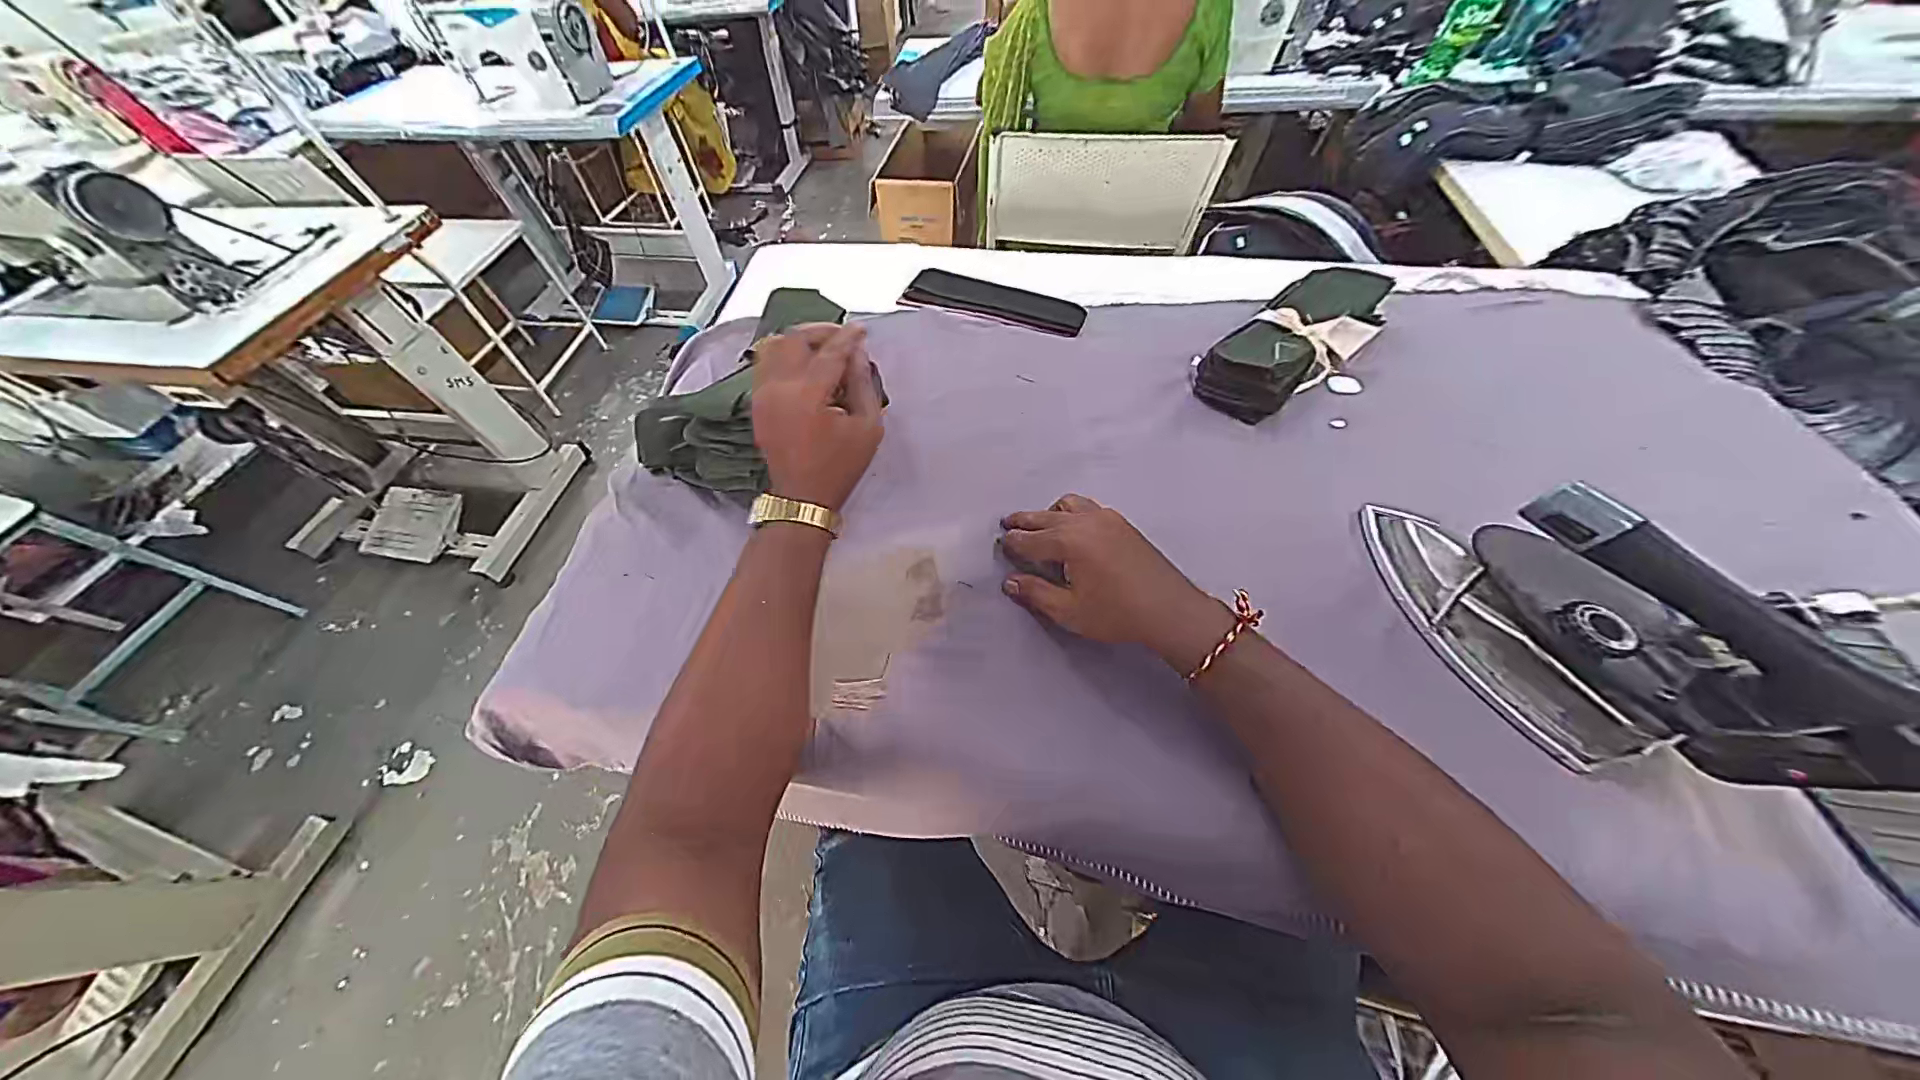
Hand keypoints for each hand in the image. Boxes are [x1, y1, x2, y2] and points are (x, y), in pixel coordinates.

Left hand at [751, 323, 883, 510]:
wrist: (802, 497)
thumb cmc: (839, 466)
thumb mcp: (867, 427)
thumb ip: (863, 384)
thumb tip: (857, 354)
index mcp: (807, 394)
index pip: (829, 352)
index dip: (848, 338)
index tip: (861, 331)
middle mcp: (779, 388)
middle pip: (795, 339)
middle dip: (821, 332)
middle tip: (842, 338)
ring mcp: (763, 394)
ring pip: (775, 346)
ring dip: (800, 341)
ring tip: (823, 348)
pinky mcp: (757, 402)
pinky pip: (766, 364)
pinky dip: (786, 356)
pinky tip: (805, 366)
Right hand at [1000, 494, 1235, 671]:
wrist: (1170, 611)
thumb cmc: (1120, 613)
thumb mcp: (1069, 611)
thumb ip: (1036, 593)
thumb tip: (1012, 582)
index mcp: (1070, 541)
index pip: (1029, 540)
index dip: (1013, 544)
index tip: (1003, 546)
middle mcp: (1087, 522)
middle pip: (1045, 517)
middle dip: (1024, 522)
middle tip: (1009, 525)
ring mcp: (1107, 519)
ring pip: (1068, 505)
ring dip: (1049, 513)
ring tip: (1040, 526)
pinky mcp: (1122, 525)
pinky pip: (1088, 508)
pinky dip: (1072, 512)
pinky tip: (1072, 529)